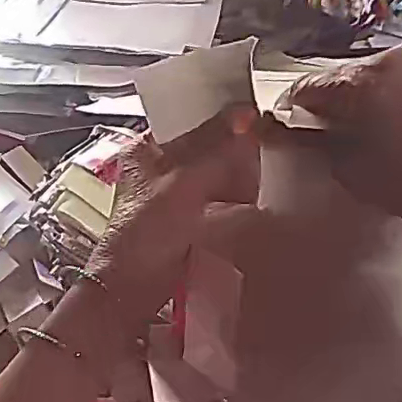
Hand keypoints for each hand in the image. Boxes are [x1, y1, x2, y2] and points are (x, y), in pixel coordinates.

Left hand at [86, 108, 258, 323]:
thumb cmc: (147, 232)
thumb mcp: (184, 184)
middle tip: (268, 141)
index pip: (188, 117)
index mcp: (146, 147)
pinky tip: (256, 194)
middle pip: (205, 143)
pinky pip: (218, 195)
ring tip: (268, 167)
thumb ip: (217, 149)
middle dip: (234, 144)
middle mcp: (159, 165)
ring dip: (238, 170)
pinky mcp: (188, 217)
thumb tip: (249, 114)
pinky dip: (236, 193)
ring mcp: (174, 192)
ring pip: (214, 169)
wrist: (133, 289)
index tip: (256, 112)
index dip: (220, 113)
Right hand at [278, 33, 401, 279]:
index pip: (314, 85)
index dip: (301, 106)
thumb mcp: (365, 178)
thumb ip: (323, 146)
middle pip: (359, 71)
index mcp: (370, 83)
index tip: (299, 120)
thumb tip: (299, 128)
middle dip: (352, 97)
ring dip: (394, 88)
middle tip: (357, 130)